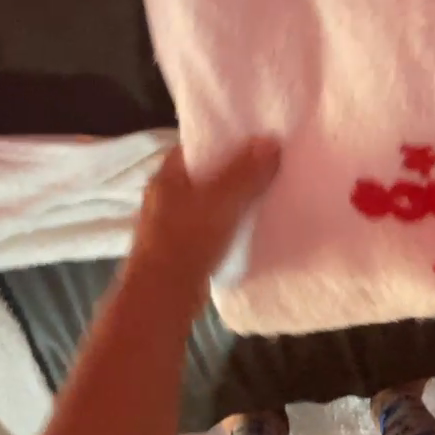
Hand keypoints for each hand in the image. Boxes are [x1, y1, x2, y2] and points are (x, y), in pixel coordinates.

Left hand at [128, 137, 280, 292]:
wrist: (163, 294)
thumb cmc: (188, 240)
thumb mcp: (222, 201)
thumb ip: (246, 172)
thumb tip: (271, 140)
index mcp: (168, 174)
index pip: (198, 145)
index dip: (226, 140)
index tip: (256, 141)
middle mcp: (165, 193)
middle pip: (205, 173)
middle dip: (233, 170)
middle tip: (267, 167)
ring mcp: (170, 221)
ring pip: (207, 200)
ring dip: (231, 199)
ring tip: (263, 195)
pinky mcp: (180, 246)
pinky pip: (209, 224)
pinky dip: (227, 222)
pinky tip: (247, 227)